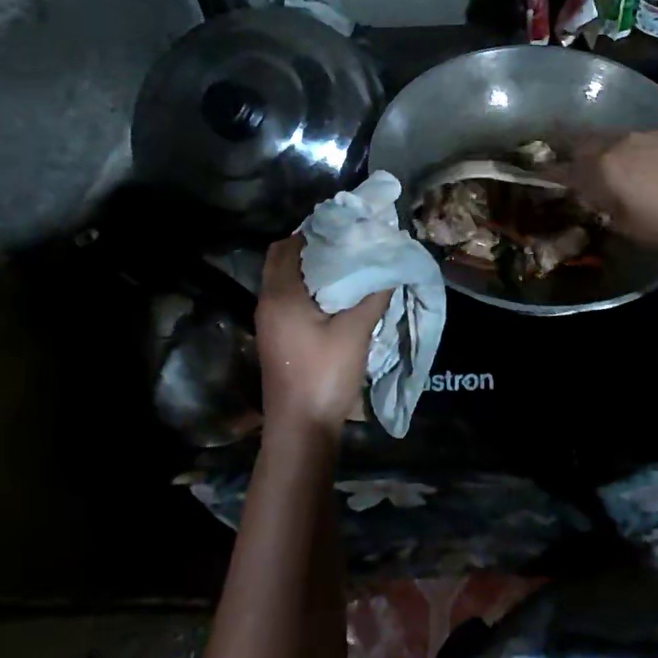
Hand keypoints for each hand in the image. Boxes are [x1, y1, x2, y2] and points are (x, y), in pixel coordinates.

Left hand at [255, 235, 391, 433]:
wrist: (300, 429)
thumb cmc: (324, 374)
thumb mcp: (356, 331)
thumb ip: (373, 294)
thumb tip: (390, 265)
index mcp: (280, 294)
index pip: (287, 246)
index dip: (314, 231)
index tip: (345, 228)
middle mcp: (267, 302)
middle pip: (283, 260)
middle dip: (312, 248)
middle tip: (348, 244)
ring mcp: (269, 322)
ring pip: (286, 280)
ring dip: (311, 270)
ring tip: (348, 265)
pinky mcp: (276, 337)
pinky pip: (289, 298)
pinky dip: (309, 289)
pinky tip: (338, 296)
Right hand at [555, 130, 657, 252]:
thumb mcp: (628, 226)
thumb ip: (605, 208)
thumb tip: (597, 199)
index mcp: (603, 168)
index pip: (565, 168)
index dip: (551, 173)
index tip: (541, 176)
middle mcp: (619, 143)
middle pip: (585, 143)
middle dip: (575, 154)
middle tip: (574, 169)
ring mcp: (648, 134)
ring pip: (615, 139)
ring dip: (608, 152)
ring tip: (614, 169)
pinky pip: (642, 140)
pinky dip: (636, 151)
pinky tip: (651, 168)